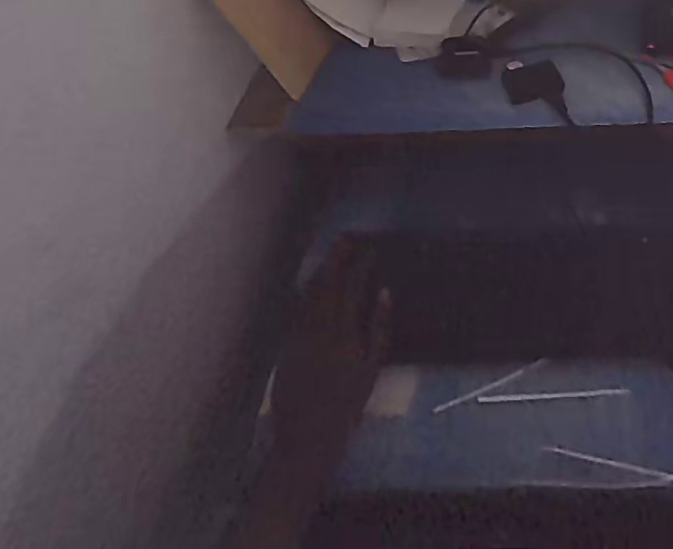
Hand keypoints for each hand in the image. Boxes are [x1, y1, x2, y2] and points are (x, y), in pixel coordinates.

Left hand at [227, 240, 390, 548]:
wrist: (308, 433)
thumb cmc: (346, 403)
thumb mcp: (371, 368)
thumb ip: (379, 327)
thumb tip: (385, 292)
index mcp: (345, 332)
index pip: (352, 287)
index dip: (360, 264)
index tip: (369, 248)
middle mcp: (321, 326)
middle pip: (328, 282)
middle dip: (338, 257)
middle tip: (347, 239)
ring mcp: (301, 331)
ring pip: (310, 290)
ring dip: (322, 268)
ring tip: (333, 254)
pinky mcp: (287, 339)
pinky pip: (297, 305)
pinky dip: (306, 288)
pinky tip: (313, 280)